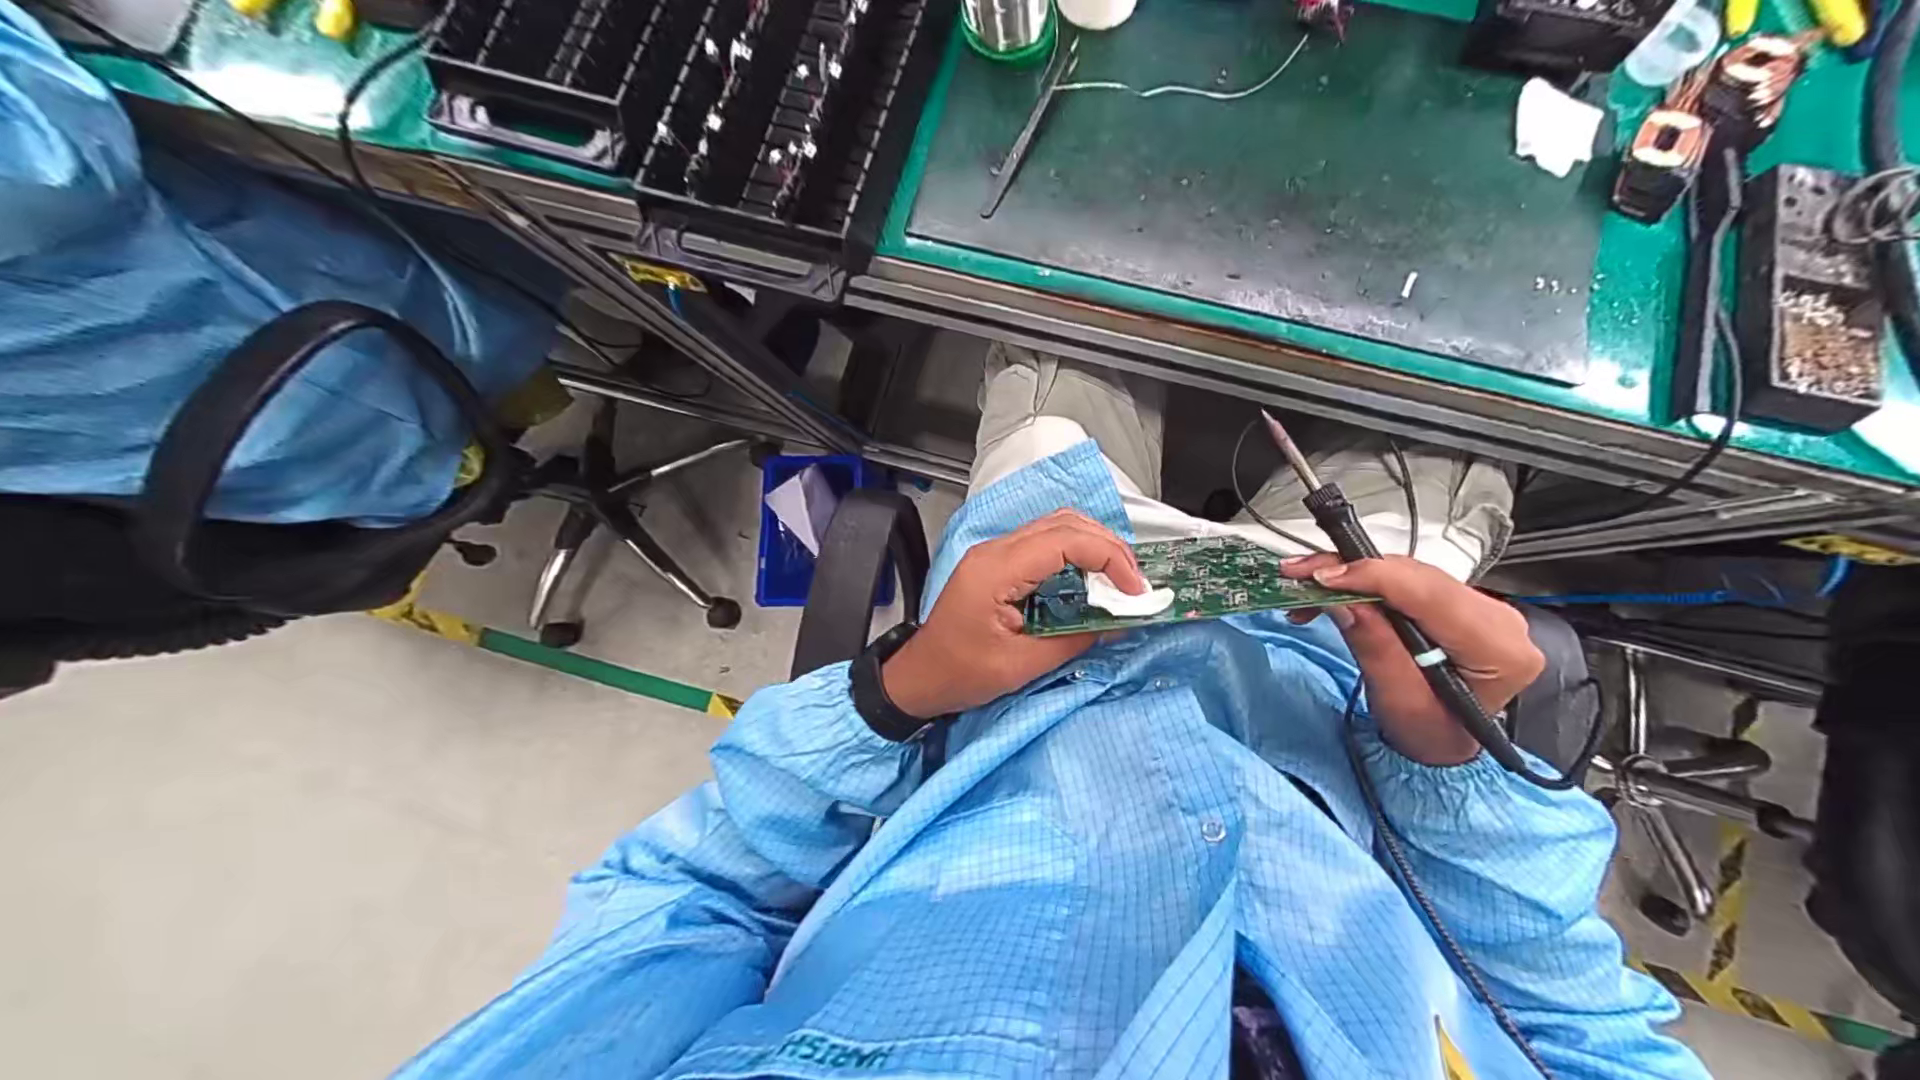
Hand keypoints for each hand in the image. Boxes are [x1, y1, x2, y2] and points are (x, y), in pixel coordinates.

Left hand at [882, 510, 1147, 718]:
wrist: (919, 676)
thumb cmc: (959, 673)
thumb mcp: (1021, 666)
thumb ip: (1074, 641)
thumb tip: (1115, 623)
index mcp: (996, 570)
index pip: (1064, 539)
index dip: (1109, 557)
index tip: (1133, 589)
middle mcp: (995, 551)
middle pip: (1063, 522)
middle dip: (1108, 546)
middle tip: (1133, 582)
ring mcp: (994, 553)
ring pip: (1055, 526)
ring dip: (1093, 545)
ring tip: (1119, 578)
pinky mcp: (997, 563)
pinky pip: (1043, 542)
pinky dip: (1075, 553)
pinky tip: (1091, 577)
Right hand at [1281, 554, 1544, 765]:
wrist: (1443, 740)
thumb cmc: (1429, 732)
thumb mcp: (1399, 701)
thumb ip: (1376, 649)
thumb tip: (1344, 603)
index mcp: (1497, 649)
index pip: (1431, 594)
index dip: (1373, 577)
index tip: (1321, 578)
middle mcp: (1497, 620)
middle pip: (1415, 577)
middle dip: (1350, 571)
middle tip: (1298, 575)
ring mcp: (1476, 607)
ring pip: (1403, 573)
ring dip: (1349, 575)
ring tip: (1306, 587)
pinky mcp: (1452, 602)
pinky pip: (1402, 580)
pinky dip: (1361, 582)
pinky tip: (1332, 593)